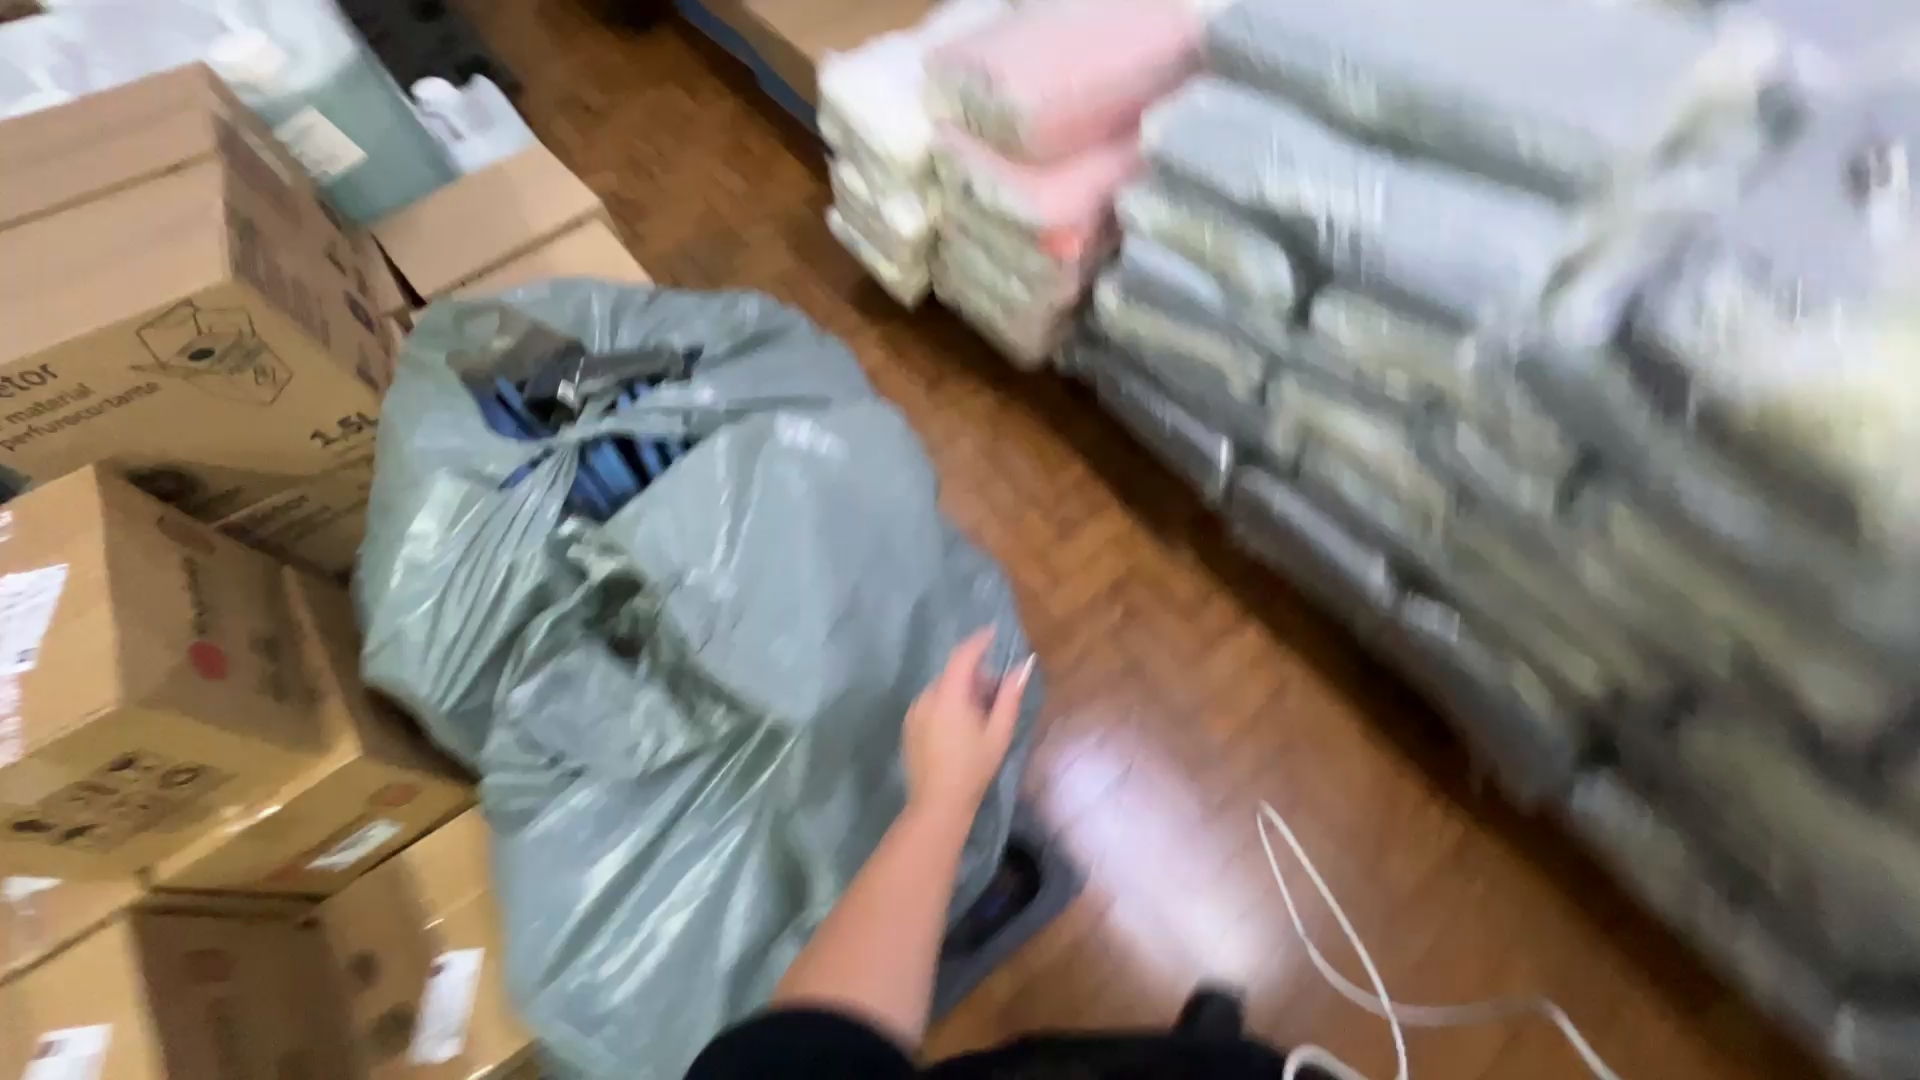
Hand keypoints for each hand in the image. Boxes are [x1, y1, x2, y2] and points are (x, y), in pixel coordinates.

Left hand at [902, 628, 1033, 818]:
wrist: (938, 803)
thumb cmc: (974, 768)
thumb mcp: (999, 732)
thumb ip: (1010, 696)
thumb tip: (1024, 666)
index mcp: (949, 696)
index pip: (963, 656)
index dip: (979, 641)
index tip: (993, 632)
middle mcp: (927, 697)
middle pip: (954, 673)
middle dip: (976, 675)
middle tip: (996, 694)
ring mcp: (914, 711)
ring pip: (942, 688)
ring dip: (962, 691)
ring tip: (981, 716)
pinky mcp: (909, 725)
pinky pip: (932, 703)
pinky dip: (948, 704)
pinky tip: (961, 728)